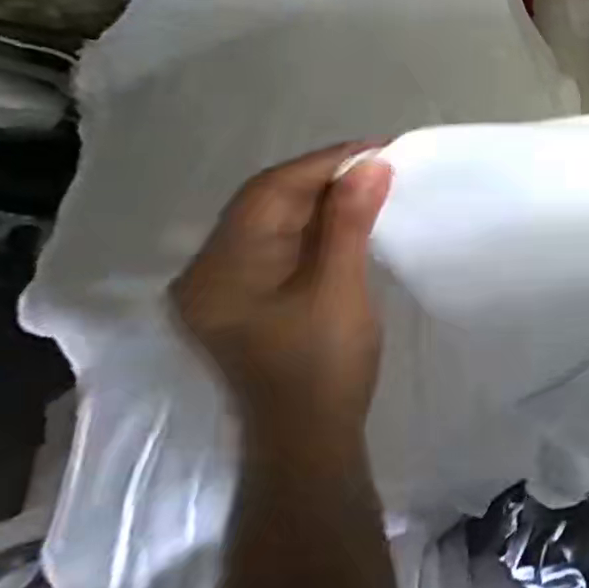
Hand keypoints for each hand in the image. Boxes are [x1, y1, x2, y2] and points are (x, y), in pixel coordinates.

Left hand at [170, 143, 393, 440]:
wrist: (310, 439)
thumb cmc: (323, 366)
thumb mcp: (340, 288)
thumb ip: (350, 221)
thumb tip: (373, 162)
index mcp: (218, 271)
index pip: (268, 193)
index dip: (323, 163)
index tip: (377, 148)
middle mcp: (208, 271)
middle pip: (266, 202)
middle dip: (323, 177)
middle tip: (380, 161)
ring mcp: (224, 285)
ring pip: (274, 219)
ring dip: (322, 197)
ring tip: (372, 181)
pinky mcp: (246, 295)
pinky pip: (280, 240)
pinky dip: (316, 222)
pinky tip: (349, 214)